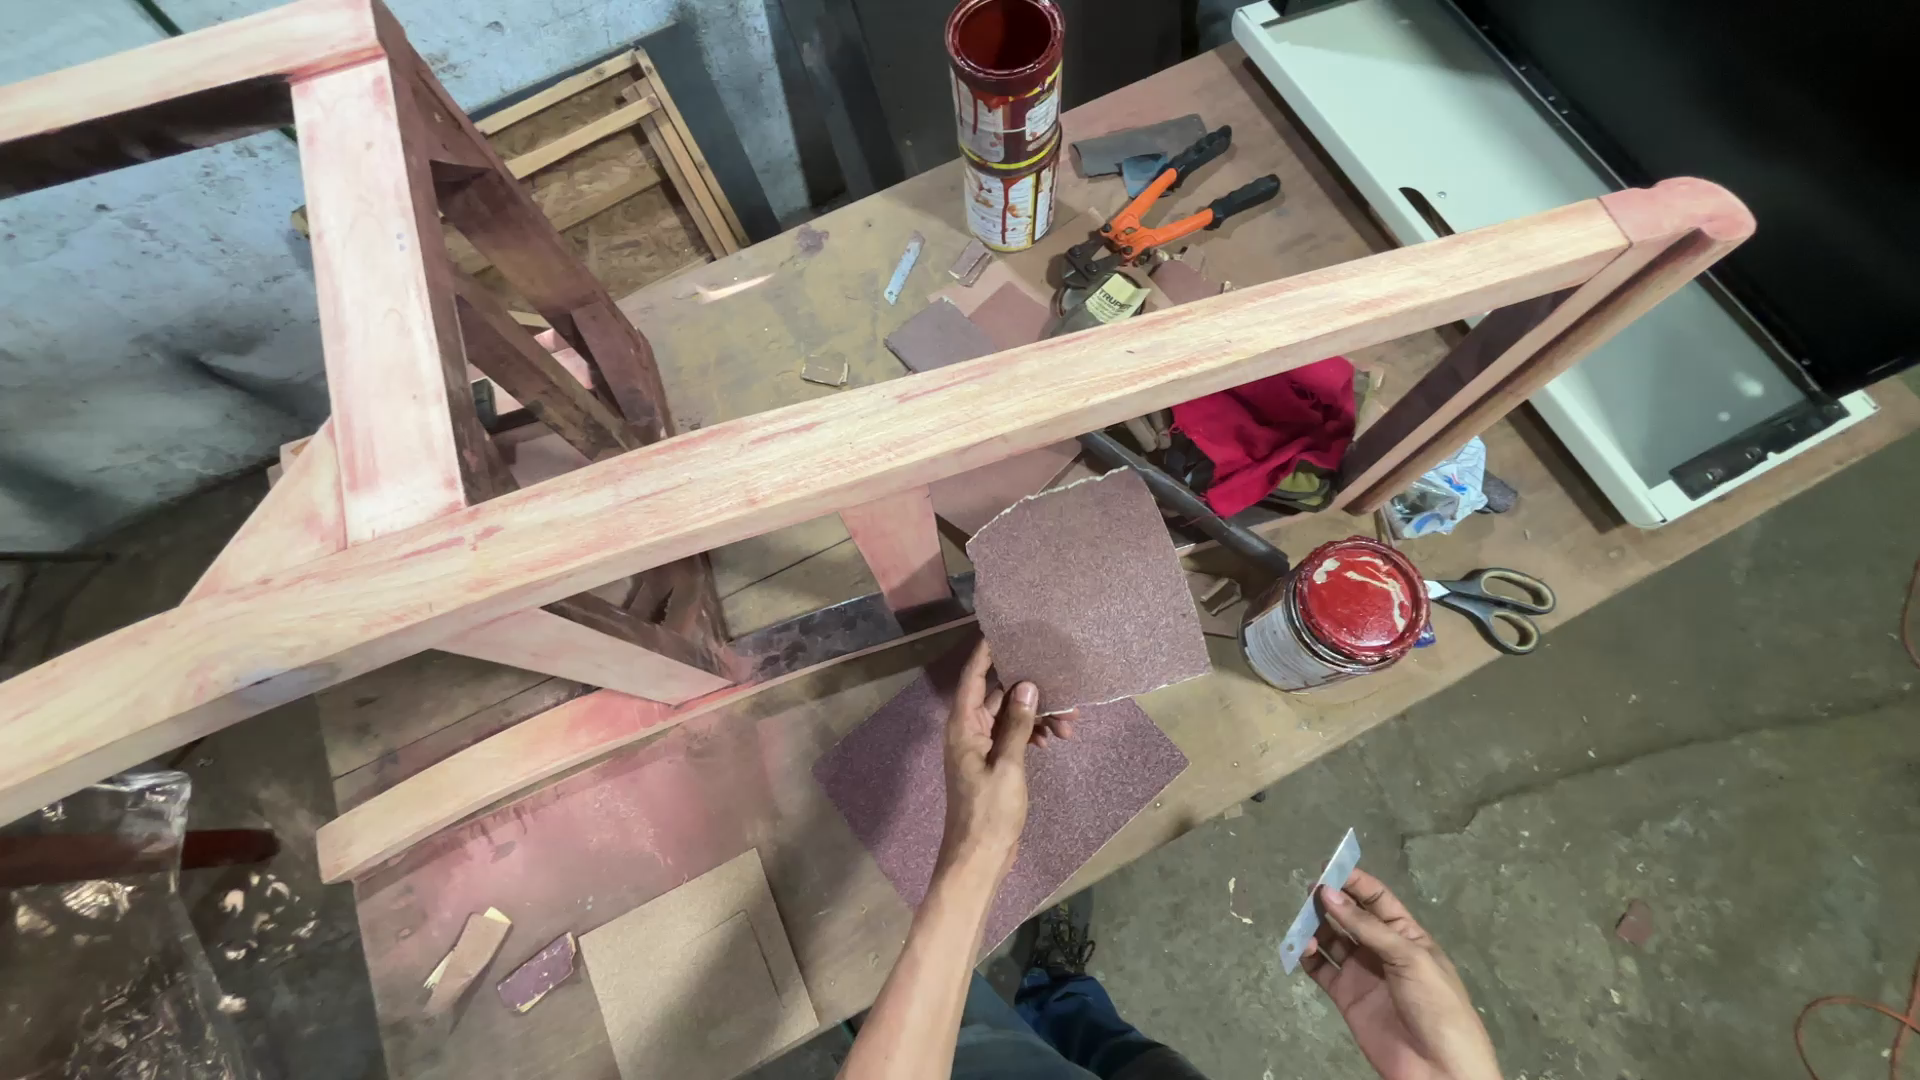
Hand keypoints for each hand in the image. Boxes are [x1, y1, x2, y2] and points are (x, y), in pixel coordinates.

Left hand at [936, 640, 1072, 881]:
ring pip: (1011, 715)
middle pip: (1000, 694)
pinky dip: (1033, 733)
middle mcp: (969, 728)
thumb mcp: (1008, 766)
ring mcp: (981, 745)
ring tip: (1069, 724)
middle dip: (1031, 689)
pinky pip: (1014, 734)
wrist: (979, 859)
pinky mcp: (994, 761)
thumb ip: (1017, 724)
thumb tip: (1027, 685)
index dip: (987, 650)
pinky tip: (1054, 739)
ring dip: (1037, 714)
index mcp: (963, 725)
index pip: (974, 676)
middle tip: (1064, 690)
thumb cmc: (989, 813)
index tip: (1007, 629)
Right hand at [1303, 869, 1501, 1079]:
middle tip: (1309, 893)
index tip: (1327, 867)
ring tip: (1302, 921)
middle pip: (1349, 915)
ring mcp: (1361, 972)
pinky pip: (1320, 968)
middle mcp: (1380, 949)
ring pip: (1330, 938)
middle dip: (1329, 900)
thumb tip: (1326, 892)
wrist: (1442, 1074)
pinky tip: (1302, 948)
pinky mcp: (1345, 995)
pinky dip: (1306, 955)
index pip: (1376, 898)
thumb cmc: (1438, 1008)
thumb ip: (1366, 927)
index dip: (1353, 881)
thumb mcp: (1409, 959)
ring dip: (1315, 926)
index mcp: (1406, 936)